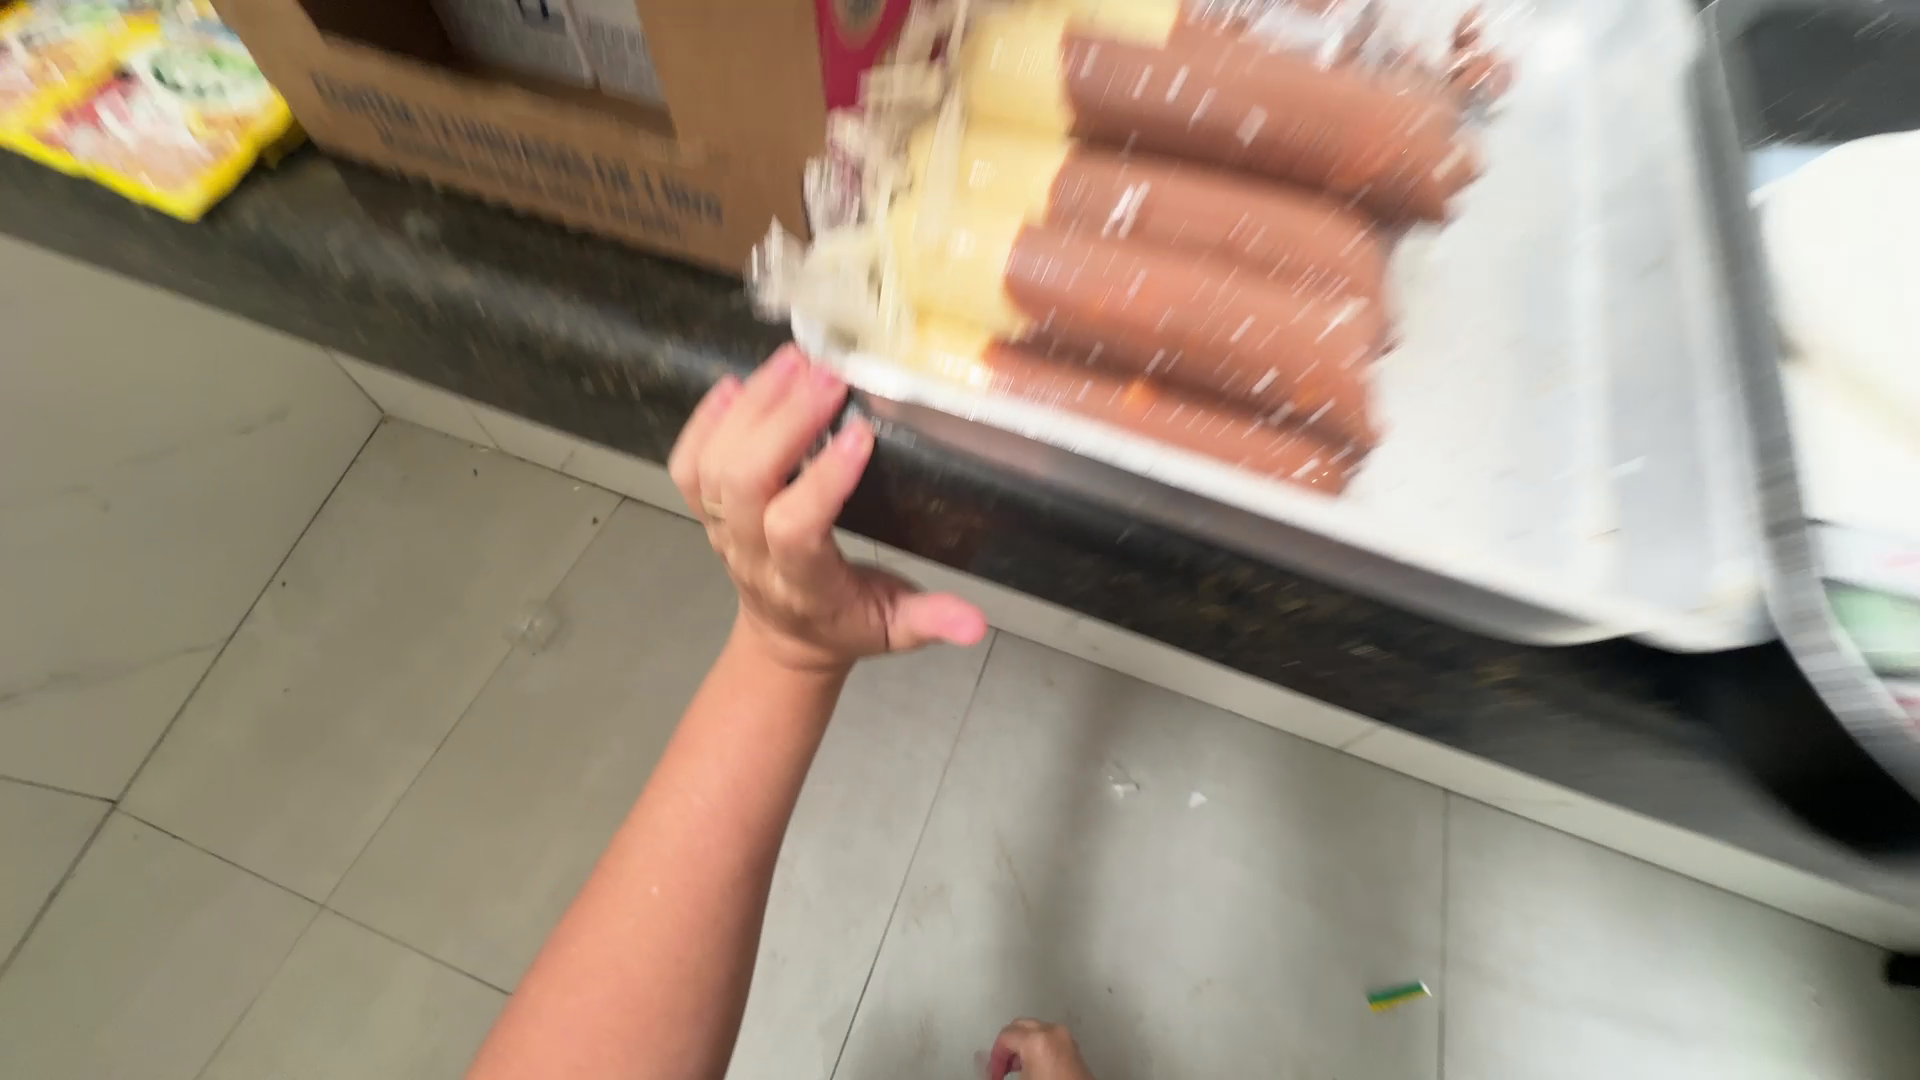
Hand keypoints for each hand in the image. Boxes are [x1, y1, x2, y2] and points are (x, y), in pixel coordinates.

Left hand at [667, 345, 988, 672]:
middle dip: (784, 421)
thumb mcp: (893, 630)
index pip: (796, 527)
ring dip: (751, 406)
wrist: (785, 639)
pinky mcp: (707, 509)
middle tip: (829, 375)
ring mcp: (720, 528)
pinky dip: (705, 419)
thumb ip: (931, 622)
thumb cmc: (845, 626)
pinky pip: (688, 463)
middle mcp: (749, 552)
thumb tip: (977, 623)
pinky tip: (739, 384)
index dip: (822, 479)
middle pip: (743, 481)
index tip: (861, 432)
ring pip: (712, 463)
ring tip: (794, 362)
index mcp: (801, 582)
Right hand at [988, 1020, 1095, 1079]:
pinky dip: (1037, 1046)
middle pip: (1019, 1026)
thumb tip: (984, 1066)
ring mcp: (1065, 1037)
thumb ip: (998, 1071)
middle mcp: (1051, 1031)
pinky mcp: (1074, 1046)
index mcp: (1036, 1039)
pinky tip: (1034, 1068)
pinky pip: (1048, 1036)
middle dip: (1008, 1047)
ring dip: (1022, 1046)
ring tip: (1017, 1070)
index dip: (995, 1056)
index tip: (994, 1075)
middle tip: (1002, 1070)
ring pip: (1034, 1029)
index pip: (1005, 1037)